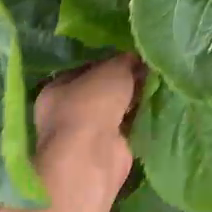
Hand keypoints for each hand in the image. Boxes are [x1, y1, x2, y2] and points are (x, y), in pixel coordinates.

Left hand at [0, 55, 140, 211]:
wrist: (92, 156)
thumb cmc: (92, 104)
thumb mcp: (113, 67)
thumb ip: (125, 60)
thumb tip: (137, 58)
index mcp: (56, 90)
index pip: (86, 68)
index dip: (110, 59)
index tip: (133, 54)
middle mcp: (64, 113)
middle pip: (101, 89)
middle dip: (123, 81)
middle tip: (148, 67)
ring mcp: (83, 135)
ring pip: (114, 108)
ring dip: (132, 99)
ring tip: (156, 82)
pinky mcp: (103, 150)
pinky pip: (125, 125)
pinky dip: (138, 117)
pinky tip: (154, 103)